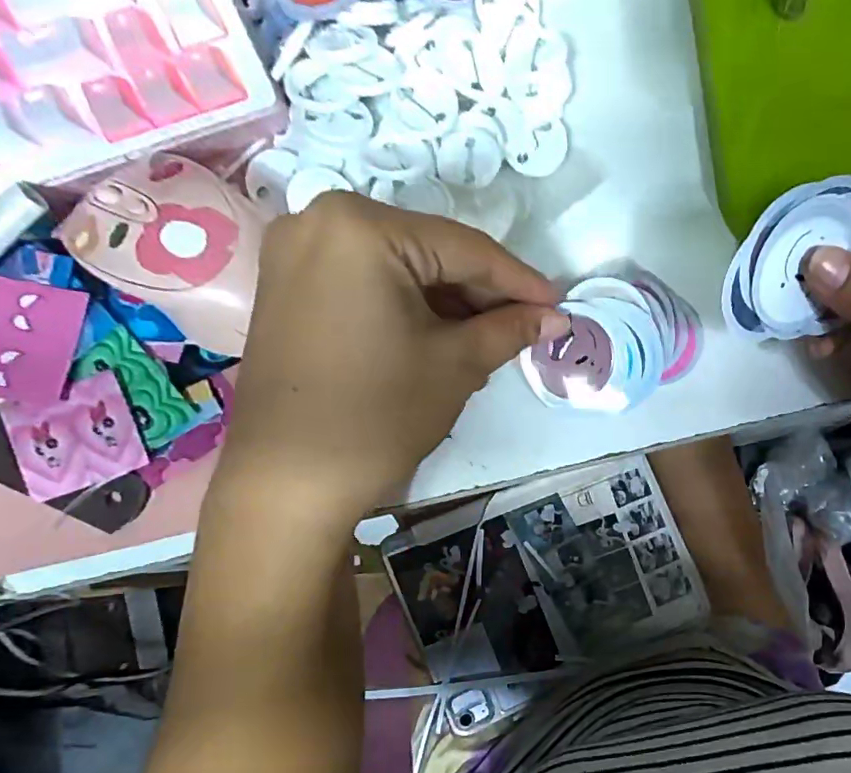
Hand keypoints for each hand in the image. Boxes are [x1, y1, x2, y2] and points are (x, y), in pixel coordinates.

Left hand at [219, 193, 565, 523]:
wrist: (293, 475)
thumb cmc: (381, 412)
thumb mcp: (457, 364)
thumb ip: (511, 329)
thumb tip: (557, 317)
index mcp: (364, 228)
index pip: (466, 248)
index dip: (521, 281)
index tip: (560, 307)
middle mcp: (321, 219)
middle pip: (430, 249)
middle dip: (484, 291)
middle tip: (529, 325)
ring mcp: (298, 252)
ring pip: (401, 265)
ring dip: (451, 299)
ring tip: (493, 336)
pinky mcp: (291, 286)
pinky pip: (369, 280)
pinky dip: (412, 304)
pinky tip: (445, 334)